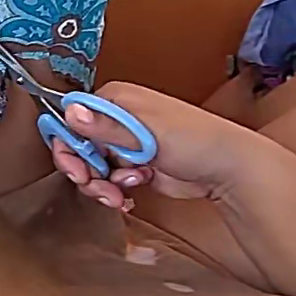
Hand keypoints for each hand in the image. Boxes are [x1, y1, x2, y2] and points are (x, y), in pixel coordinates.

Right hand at [47, 82, 272, 209]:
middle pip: (80, 147)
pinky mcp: (134, 165)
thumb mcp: (146, 132)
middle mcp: (117, 120)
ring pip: (93, 168)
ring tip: (122, 193)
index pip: (73, 120)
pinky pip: (109, 181)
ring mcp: (125, 143)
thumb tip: (70, 111)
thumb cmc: (193, 139)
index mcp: (116, 101)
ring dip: (102, 186)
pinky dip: (115, 191)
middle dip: (87, 172)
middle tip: (98, 186)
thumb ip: (106, 125)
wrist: (226, 167)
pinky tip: (130, 195)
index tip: (78, 169)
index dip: (69, 147)